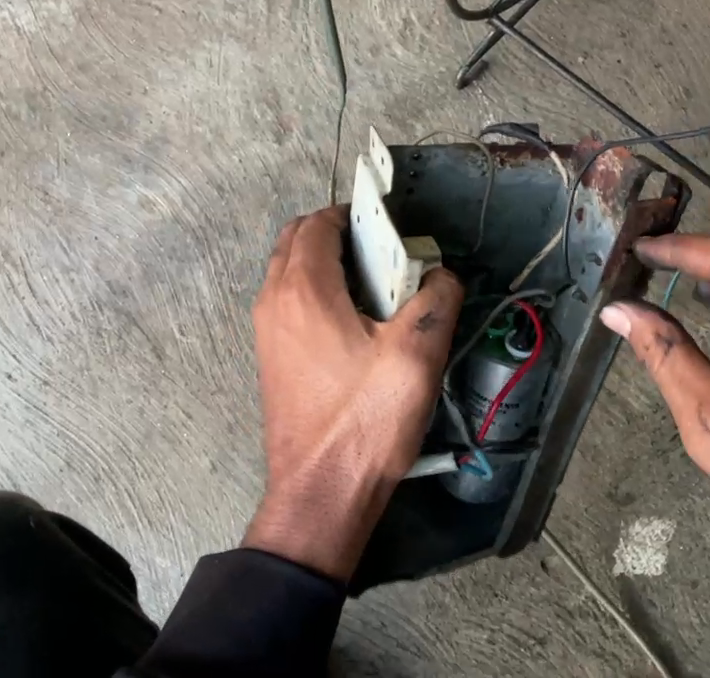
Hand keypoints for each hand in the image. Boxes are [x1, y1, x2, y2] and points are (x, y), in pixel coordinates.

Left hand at [242, 206, 463, 579]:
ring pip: (290, 270)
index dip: (357, 215)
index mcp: (303, 288)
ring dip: (327, 262)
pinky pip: (290, 300)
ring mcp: (267, 331)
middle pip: (298, 239)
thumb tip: (442, 277)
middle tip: (387, 255)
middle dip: (340, 234)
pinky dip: (317, 291)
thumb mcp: (418, 354)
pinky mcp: (272, 357)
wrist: (322, 494)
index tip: (394, 229)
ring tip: (377, 288)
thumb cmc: (367, 419)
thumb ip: (438, 298)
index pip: (320, 222)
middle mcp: (274, 300)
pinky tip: (358, 323)